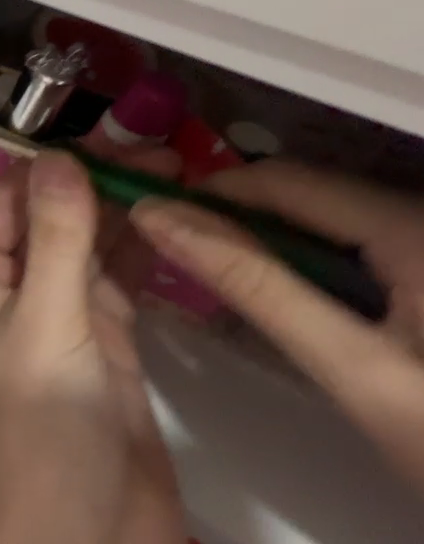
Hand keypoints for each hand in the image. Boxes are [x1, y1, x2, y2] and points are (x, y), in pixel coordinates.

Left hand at [0, 146, 187, 543]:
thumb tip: (57, 159)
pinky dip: (137, 248)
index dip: (48, 165)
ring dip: (121, 209)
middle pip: (46, 215)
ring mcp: (54, 305)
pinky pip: (114, 274)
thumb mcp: (48, 317)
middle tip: (158, 151)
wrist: (84, 512)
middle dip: (92, 182)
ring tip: (173, 171)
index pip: (3, 200)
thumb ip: (57, 238)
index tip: (105, 135)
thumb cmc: (44, 411)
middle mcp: (4, 280)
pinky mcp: (100, 332)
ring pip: (84, 241)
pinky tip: (167, 218)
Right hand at [131, 161, 423, 488]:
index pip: (282, 179)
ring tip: (237, 283)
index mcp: (419, 232)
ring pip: (337, 222)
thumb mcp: (356, 369)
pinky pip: (371, 248)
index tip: (151, 221)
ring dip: (276, 244)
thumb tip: (153, 214)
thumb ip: (253, 284)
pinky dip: (322, 264)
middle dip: (239, 220)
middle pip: (311, 197)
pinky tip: (309, 303)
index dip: (207, 193)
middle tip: (185, 258)